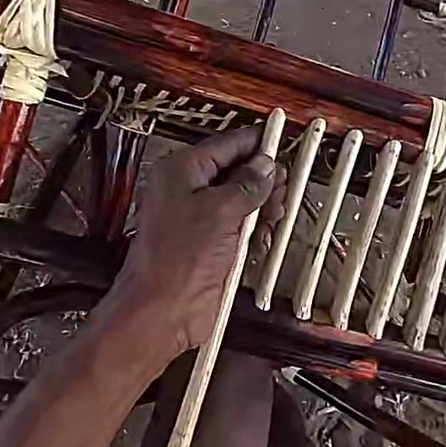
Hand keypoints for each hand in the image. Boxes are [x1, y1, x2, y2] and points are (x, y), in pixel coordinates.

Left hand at [103, 127, 284, 365]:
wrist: (164, 309)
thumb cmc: (177, 259)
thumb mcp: (220, 211)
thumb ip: (247, 184)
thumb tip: (265, 165)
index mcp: (181, 171)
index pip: (226, 144)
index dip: (256, 142)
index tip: (281, 138)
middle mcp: (187, 189)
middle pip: (236, 171)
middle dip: (262, 181)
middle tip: (281, 190)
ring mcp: (198, 217)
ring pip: (241, 200)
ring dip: (262, 208)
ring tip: (274, 218)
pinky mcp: (208, 242)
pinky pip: (239, 226)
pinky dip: (254, 230)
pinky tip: (263, 240)